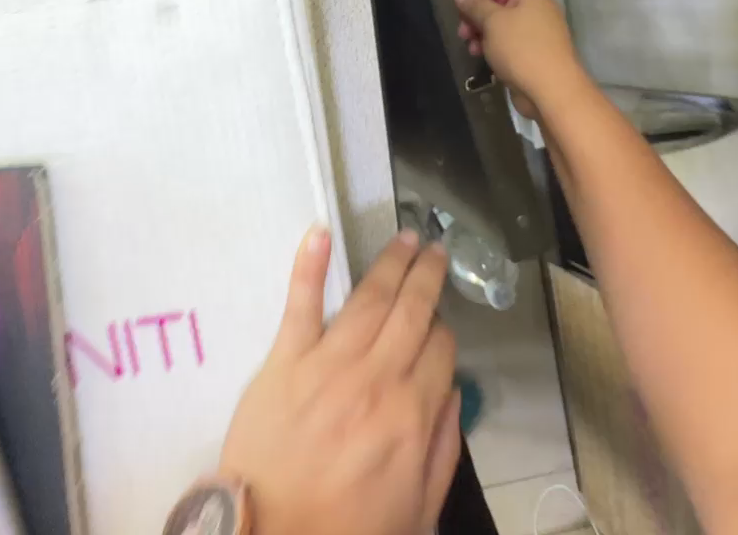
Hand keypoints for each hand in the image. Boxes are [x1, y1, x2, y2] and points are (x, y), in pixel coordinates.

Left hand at [219, 228, 462, 534]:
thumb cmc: (346, 529)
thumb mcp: (418, 511)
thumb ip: (443, 448)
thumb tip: (453, 392)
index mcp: (410, 414)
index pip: (441, 348)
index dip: (444, 332)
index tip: (439, 327)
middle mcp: (375, 377)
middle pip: (411, 311)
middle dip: (427, 275)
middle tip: (435, 248)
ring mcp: (328, 362)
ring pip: (368, 299)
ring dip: (390, 262)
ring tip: (405, 238)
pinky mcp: (285, 360)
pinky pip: (300, 303)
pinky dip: (310, 265)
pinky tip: (320, 232)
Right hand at [452, 0, 591, 117]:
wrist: (551, 91)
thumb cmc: (521, 49)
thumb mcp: (492, 22)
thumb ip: (474, 4)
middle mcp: (536, 9)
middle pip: (502, 0)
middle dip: (478, 12)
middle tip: (464, 26)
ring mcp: (535, 32)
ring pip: (501, 24)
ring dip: (482, 32)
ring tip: (470, 45)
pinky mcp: (531, 53)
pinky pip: (508, 43)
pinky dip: (493, 47)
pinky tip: (480, 57)